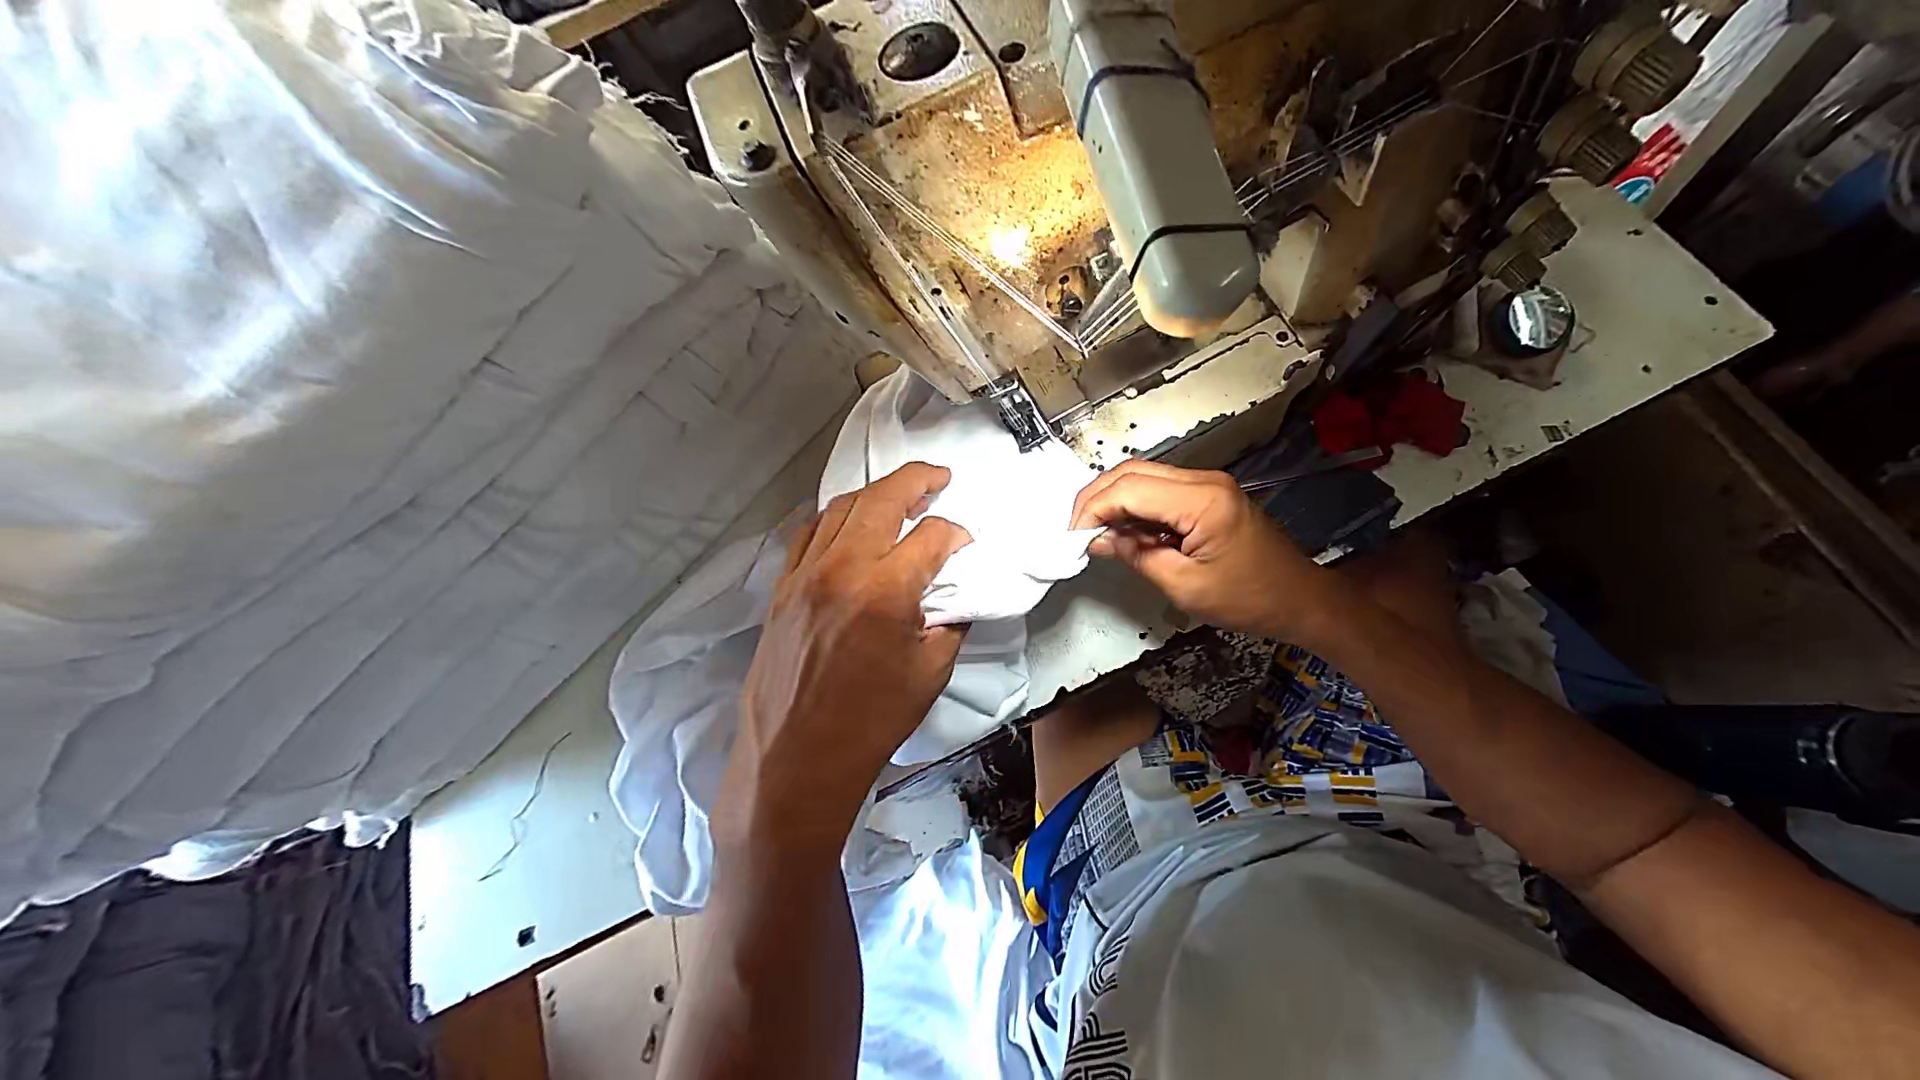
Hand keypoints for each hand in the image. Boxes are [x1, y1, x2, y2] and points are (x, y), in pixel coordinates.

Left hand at [720, 463, 972, 858]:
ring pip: (841, 508)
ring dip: (875, 494)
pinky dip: (833, 518)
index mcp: (885, 590)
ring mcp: (805, 574)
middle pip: (883, 498)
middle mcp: (842, 569)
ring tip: (898, 495)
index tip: (965, 545)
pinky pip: (808, 534)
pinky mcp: (782, 588)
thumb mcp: (931, 671)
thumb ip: (950, 618)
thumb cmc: (869, 723)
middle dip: (917, 481)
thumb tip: (952, 589)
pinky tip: (848, 523)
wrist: (796, 759)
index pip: (933, 536)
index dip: (957, 535)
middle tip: (938, 478)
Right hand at [1070, 460, 1347, 643]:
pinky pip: (1157, 490)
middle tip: (1077, 531)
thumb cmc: (1252, 597)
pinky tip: (1123, 531)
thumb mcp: (1185, 586)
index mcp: (1203, 501)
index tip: (1075, 536)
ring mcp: (1206, 485)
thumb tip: (1099, 540)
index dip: (1094, 510)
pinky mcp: (1205, 495)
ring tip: (1096, 534)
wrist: (1298, 598)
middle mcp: (1204, 482)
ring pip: (1141, 477)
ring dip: (1112, 501)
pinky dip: (1132, 507)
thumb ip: (1137, 556)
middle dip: (1096, 498)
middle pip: (1131, 472)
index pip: (1130, 489)